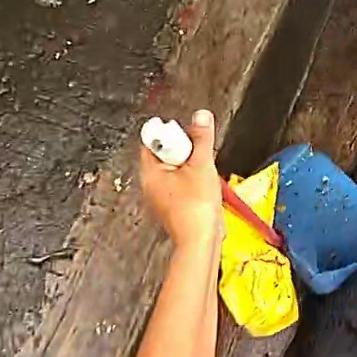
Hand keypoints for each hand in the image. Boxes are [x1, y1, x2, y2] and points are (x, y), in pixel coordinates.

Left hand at [138, 109, 223, 246]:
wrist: (201, 240)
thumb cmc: (195, 209)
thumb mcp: (202, 165)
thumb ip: (202, 138)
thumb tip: (201, 116)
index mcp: (150, 172)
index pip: (154, 140)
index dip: (173, 134)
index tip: (188, 137)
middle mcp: (152, 183)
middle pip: (167, 153)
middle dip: (187, 150)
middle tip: (199, 157)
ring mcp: (164, 194)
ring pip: (178, 168)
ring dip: (194, 166)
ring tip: (204, 175)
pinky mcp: (176, 203)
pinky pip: (184, 182)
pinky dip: (195, 180)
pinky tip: (205, 186)